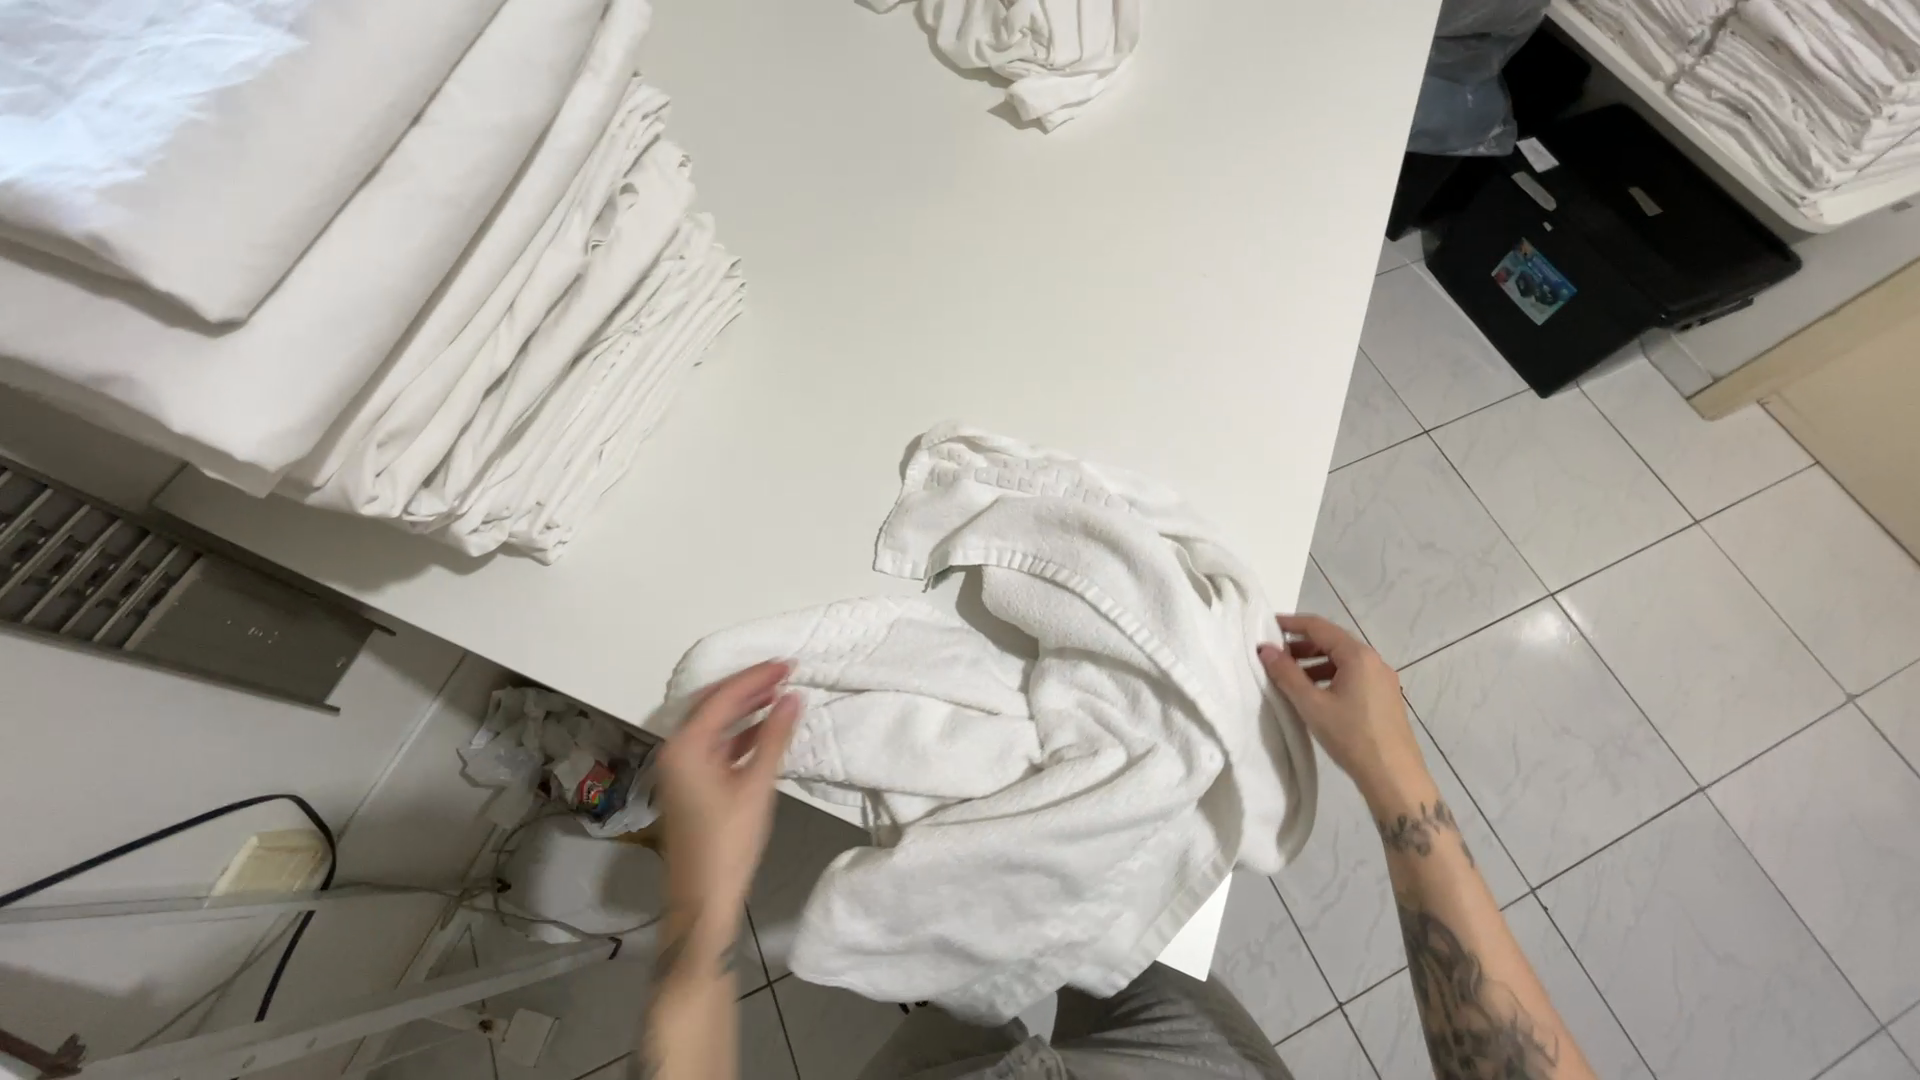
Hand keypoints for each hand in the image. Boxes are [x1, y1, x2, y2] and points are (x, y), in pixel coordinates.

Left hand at [656, 660, 800, 930]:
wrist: (703, 899)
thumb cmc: (730, 842)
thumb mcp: (757, 785)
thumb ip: (775, 736)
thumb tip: (793, 697)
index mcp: (686, 746)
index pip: (723, 697)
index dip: (757, 678)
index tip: (788, 664)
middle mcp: (676, 749)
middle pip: (714, 704)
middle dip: (749, 687)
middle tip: (785, 673)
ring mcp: (681, 766)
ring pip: (714, 723)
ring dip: (745, 707)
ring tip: (779, 694)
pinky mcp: (690, 781)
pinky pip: (715, 742)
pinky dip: (740, 731)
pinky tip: (765, 728)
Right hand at [1257, 614, 1430, 806]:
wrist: (1393, 776)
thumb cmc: (1350, 735)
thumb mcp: (1311, 704)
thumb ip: (1286, 673)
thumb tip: (1265, 649)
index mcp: (1358, 656)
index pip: (1319, 627)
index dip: (1290, 624)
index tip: (1266, 626)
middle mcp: (1373, 661)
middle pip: (1332, 641)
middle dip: (1300, 645)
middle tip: (1274, 656)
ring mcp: (1382, 679)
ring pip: (1342, 660)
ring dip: (1313, 662)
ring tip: (1289, 677)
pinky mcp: (1384, 696)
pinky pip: (1352, 675)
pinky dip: (1329, 675)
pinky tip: (1314, 694)